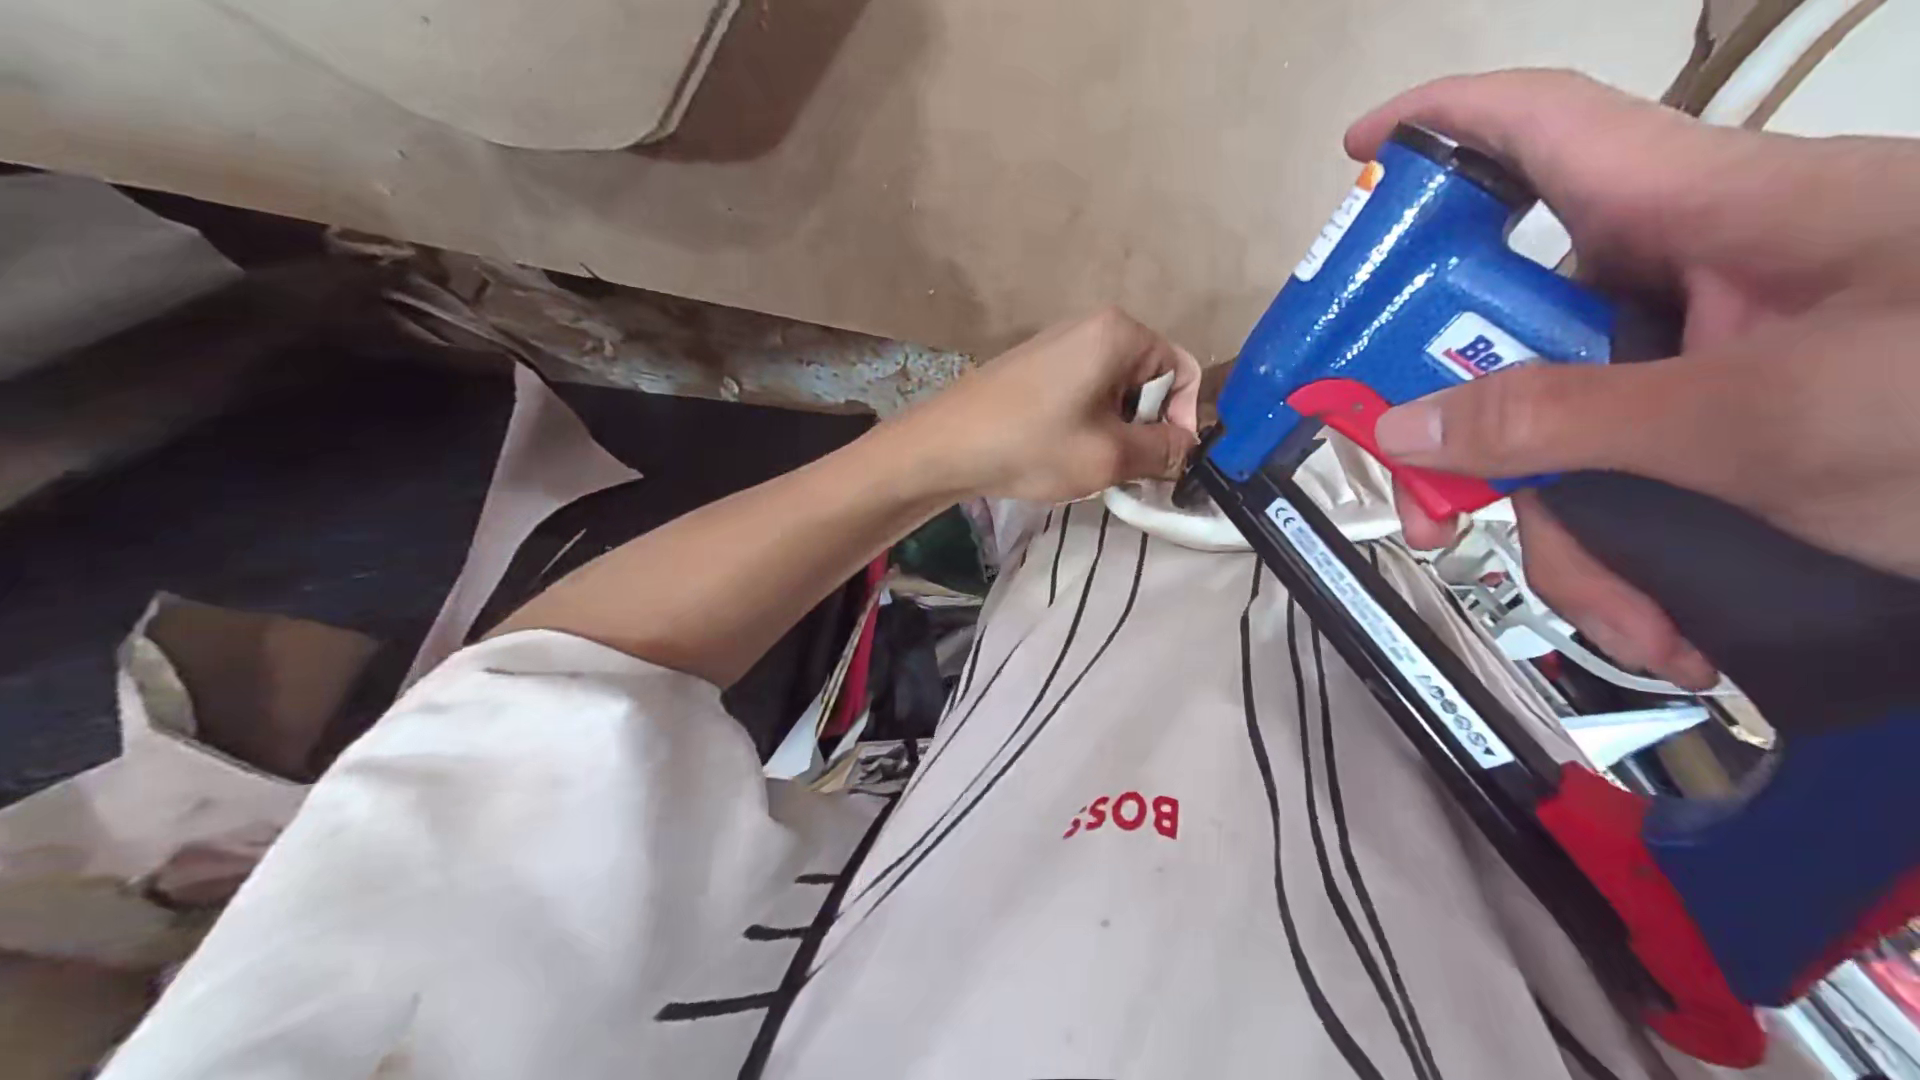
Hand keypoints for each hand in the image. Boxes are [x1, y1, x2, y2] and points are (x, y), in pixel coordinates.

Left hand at [894, 308, 1202, 502]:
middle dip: (1145, 428)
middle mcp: (1092, 327)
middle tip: (1125, 470)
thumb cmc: (1032, 446)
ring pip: (1114, 392)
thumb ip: (1162, 450)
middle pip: (1148, 380)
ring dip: (1115, 432)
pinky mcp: (1034, 368)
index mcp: (1119, 333)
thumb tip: (1185, 447)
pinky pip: (1083, 393)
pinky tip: (1061, 454)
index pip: (1182, 371)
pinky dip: (1086, 424)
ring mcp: (1058, 345)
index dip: (1183, 419)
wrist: (944, 447)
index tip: (1164, 463)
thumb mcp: (1109, 457)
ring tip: (1090, 466)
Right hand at [1348, 70, 1919, 689]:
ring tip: (1620, 618)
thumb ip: (1559, 419)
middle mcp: (1687, 274)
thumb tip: (1395, 430)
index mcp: (1714, 211)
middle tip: (1427, 515)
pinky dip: (1626, 554)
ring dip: (1568, 535)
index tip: (1357, 152)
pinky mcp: (1716, 414)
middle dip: (1468, 441)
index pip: (1549, 130)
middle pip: (1513, 332)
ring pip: (1558, 428)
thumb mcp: (1762, 423)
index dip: (1443, 122)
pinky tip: (1664, 623)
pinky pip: (1618, 471)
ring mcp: (1696, 352)